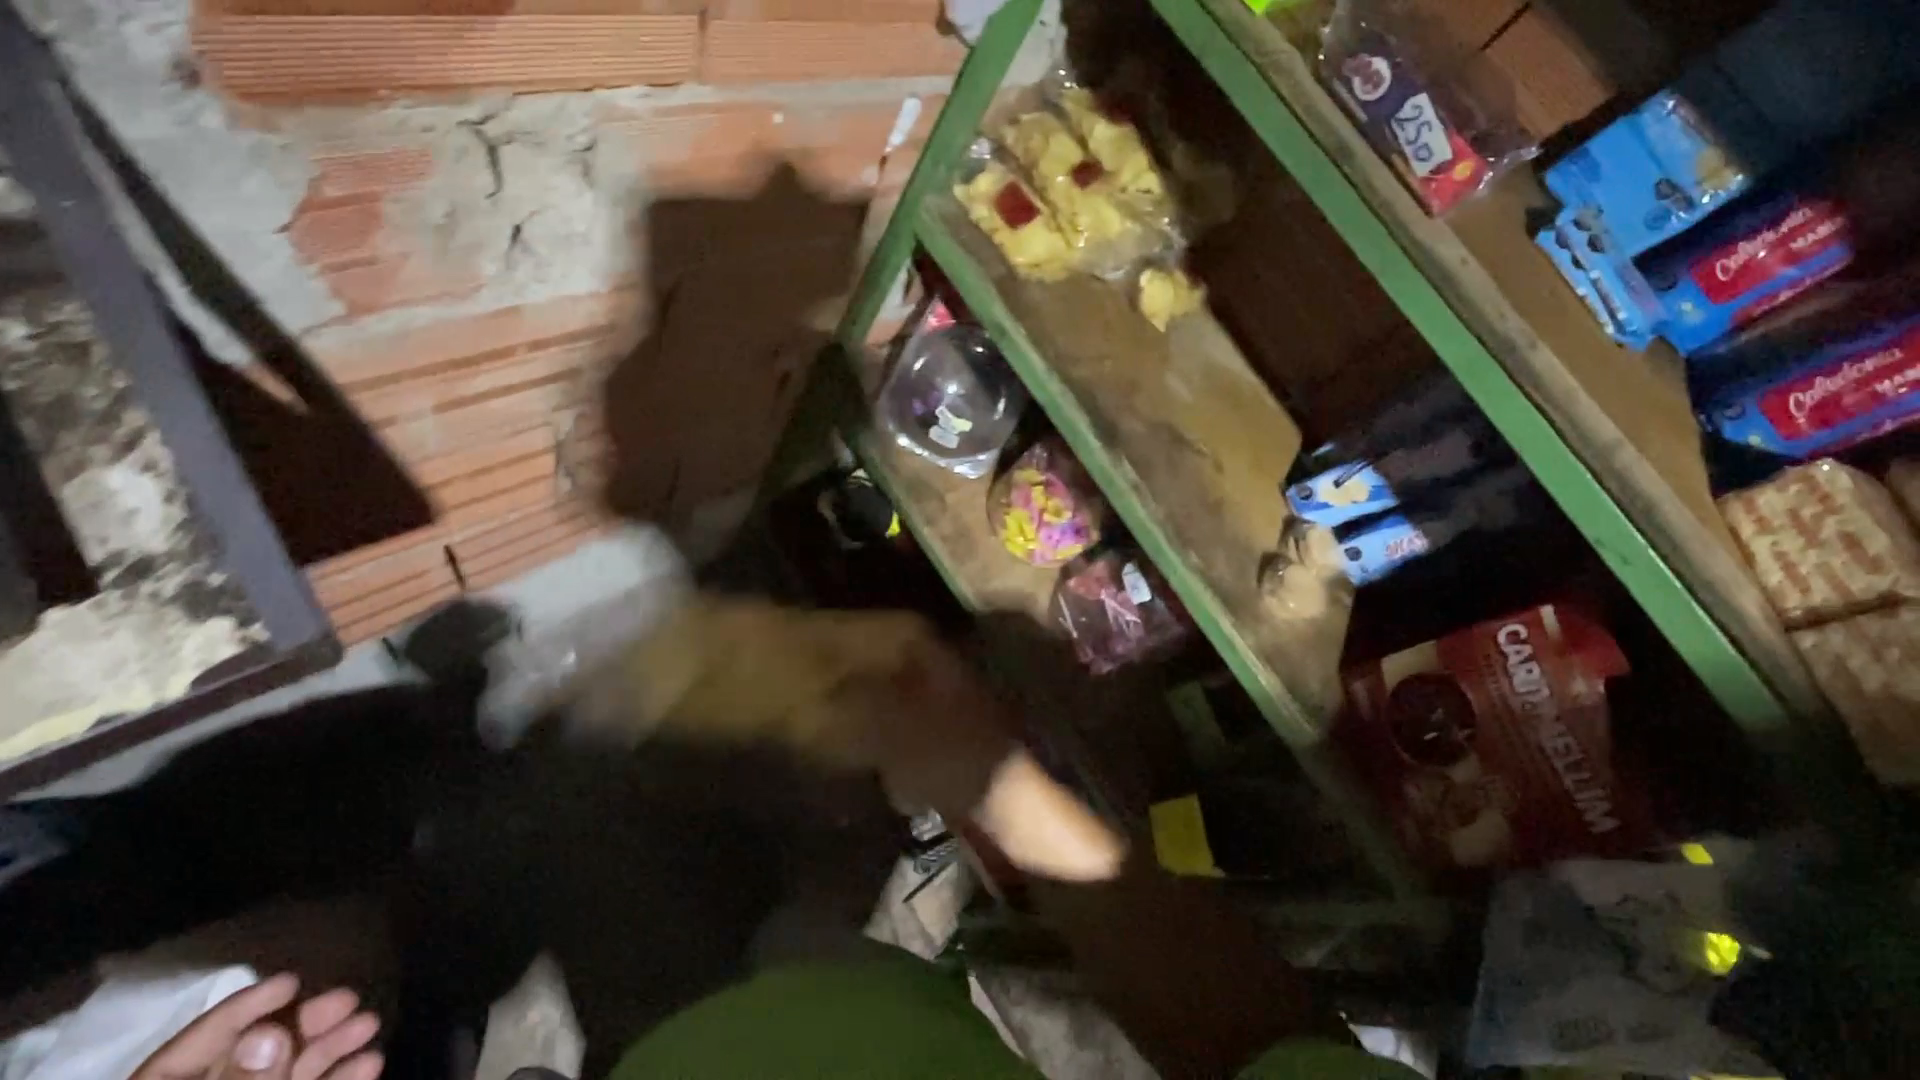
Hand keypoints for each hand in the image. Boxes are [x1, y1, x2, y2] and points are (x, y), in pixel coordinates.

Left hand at [132, 973, 383, 1079]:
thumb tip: (271, 1032)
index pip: (193, 1045)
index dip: (242, 1011)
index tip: (292, 980)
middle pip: (247, 1055)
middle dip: (301, 1025)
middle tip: (348, 998)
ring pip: (283, 1075)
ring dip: (329, 1048)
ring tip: (370, 1023)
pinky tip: (371, 1062)